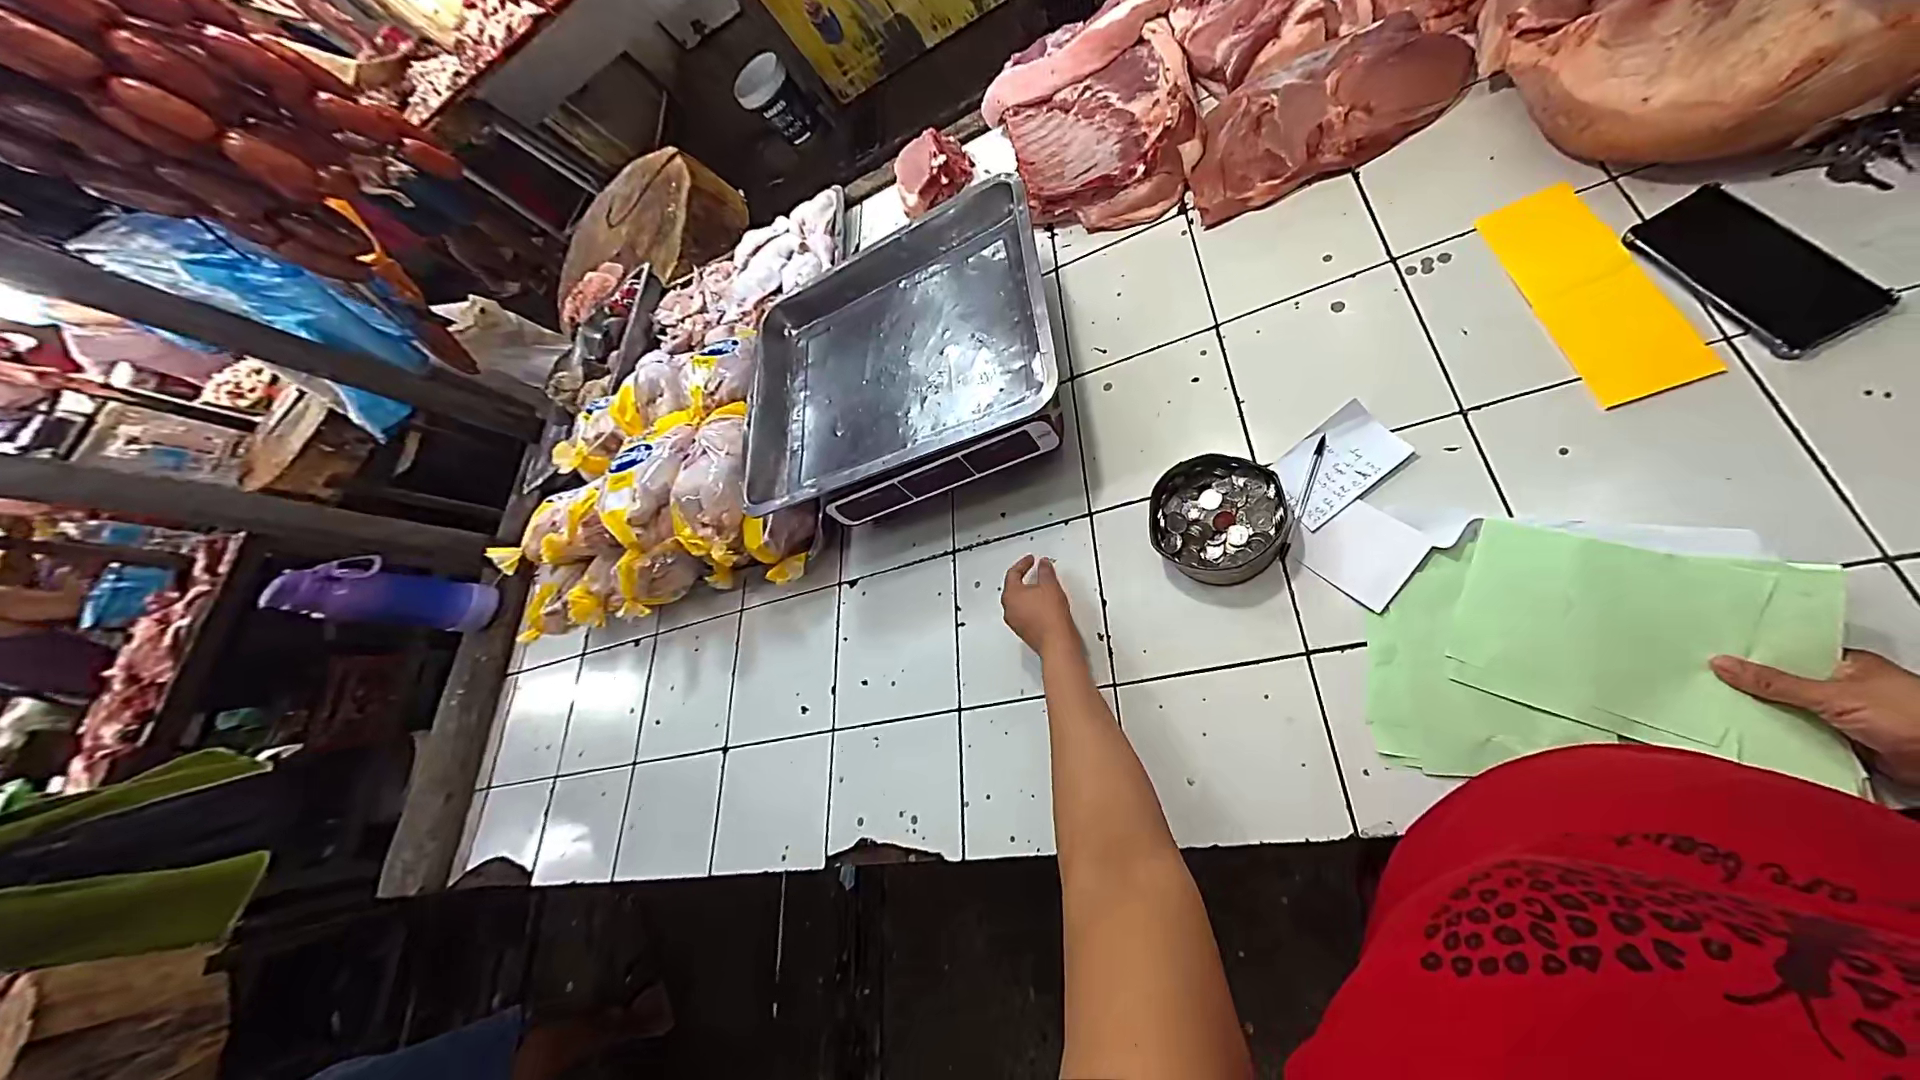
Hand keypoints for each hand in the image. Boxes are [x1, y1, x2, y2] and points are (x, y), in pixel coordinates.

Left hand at [1002, 555, 1079, 657]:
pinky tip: (1043, 604)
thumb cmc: (1050, 617)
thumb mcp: (1050, 585)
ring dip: (1028, 593)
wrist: (1057, 641)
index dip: (1023, 564)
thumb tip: (1043, 564)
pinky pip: (1024, 613)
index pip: (1013, 573)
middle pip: (1013, 588)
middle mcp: (1009, 609)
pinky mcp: (1023, 630)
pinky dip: (1031, 606)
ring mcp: (1015, 621)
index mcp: (1011, 595)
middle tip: (1033, 570)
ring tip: (1040, 587)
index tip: (1030, 560)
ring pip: (1018, 602)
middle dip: (1023, 578)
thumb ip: (1045, 570)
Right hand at [1711, 650, 1919, 785]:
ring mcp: (1841, 717)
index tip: (1716, 656)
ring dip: (1763, 715)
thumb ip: (1776, 683)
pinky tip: (1750, 734)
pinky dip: (1776, 737)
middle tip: (1709, 683)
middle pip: (1783, 685)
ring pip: (1788, 712)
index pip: (1788, 655)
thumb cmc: (1915, 717)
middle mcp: (1842, 689)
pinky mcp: (1838, 742)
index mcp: (1845, 666)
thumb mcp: (1833, 694)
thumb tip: (1723, 663)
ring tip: (1720, 709)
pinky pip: (1796, 736)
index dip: (1752, 656)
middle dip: (1751, 688)